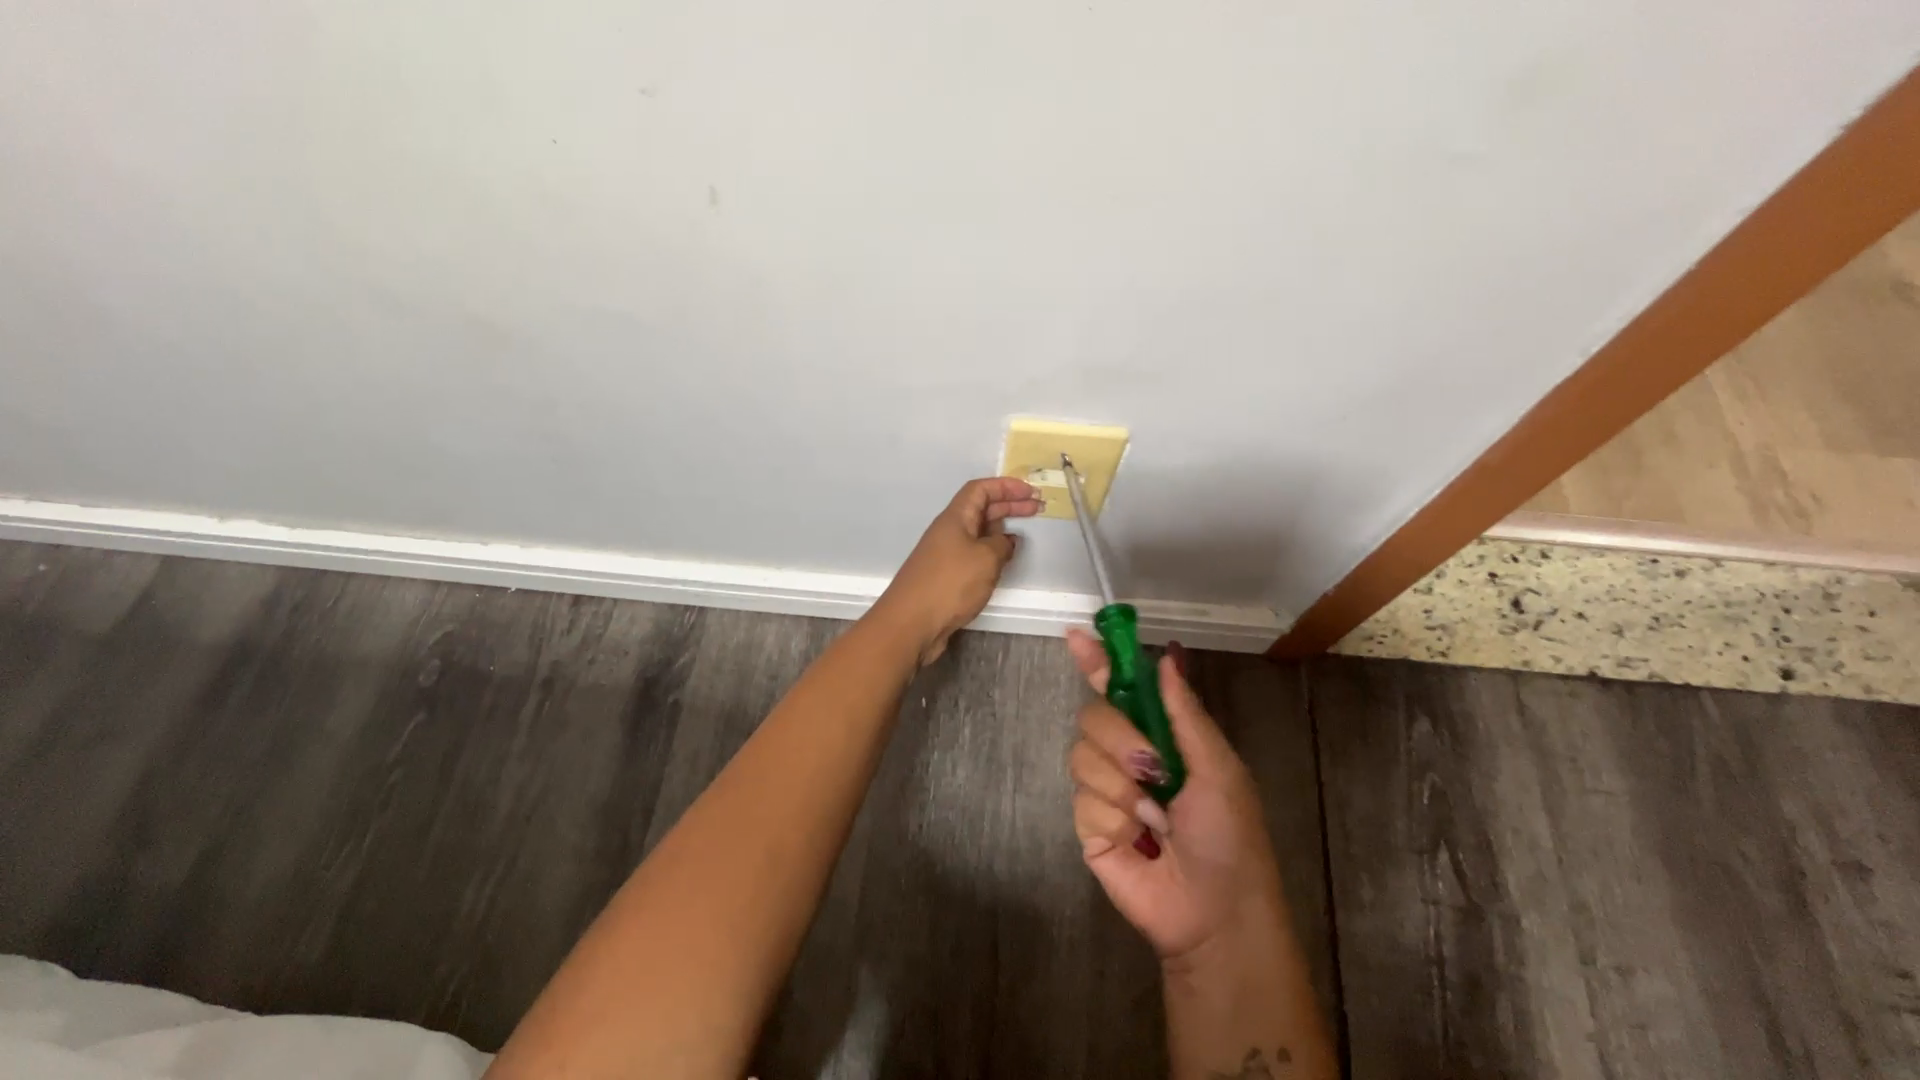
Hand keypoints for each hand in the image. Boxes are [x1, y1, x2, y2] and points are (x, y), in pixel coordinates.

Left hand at [871, 477, 1042, 664]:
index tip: (1030, 492)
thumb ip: (1001, 544)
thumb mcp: (985, 559)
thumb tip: (1006, 541)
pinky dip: (991, 552)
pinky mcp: (946, 576)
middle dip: (1008, 505)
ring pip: (977, 532)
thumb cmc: (950, 584)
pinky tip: (1003, 561)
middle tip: (1036, 508)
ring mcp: (946, 554)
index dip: (1005, 486)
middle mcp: (948, 531)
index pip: (980, 489)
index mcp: (955, 518)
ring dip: (1000, 529)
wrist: (912, 623)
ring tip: (1023, 533)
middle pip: (980, 508)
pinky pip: (973, 554)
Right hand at [1065, 631, 1286, 964]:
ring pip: (1082, 757)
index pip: (1119, 688)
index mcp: (1162, 736)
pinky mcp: (1090, 826)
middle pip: (1092, 716)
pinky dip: (1114, 821)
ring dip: (1123, 788)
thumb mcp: (1219, 769)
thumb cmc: (1230, 836)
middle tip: (1155, 770)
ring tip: (1155, 820)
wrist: (1214, 912)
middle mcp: (1128, 756)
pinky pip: (1082, 802)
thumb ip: (1185, 715)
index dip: (1097, 661)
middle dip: (1122, 740)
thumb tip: (1166, 657)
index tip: (1077, 636)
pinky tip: (1138, 842)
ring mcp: (1106, 790)